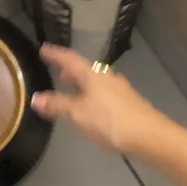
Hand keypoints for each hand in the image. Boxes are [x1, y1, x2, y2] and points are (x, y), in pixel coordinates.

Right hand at [32, 45, 182, 156]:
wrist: (150, 137)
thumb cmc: (110, 121)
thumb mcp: (78, 114)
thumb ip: (57, 105)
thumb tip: (36, 98)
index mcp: (92, 75)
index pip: (70, 59)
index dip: (55, 54)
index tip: (44, 49)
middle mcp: (107, 77)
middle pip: (85, 69)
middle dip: (70, 71)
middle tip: (58, 73)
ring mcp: (120, 91)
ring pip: (96, 82)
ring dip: (82, 84)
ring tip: (72, 91)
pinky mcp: (128, 104)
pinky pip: (104, 94)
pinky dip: (92, 96)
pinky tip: (92, 108)